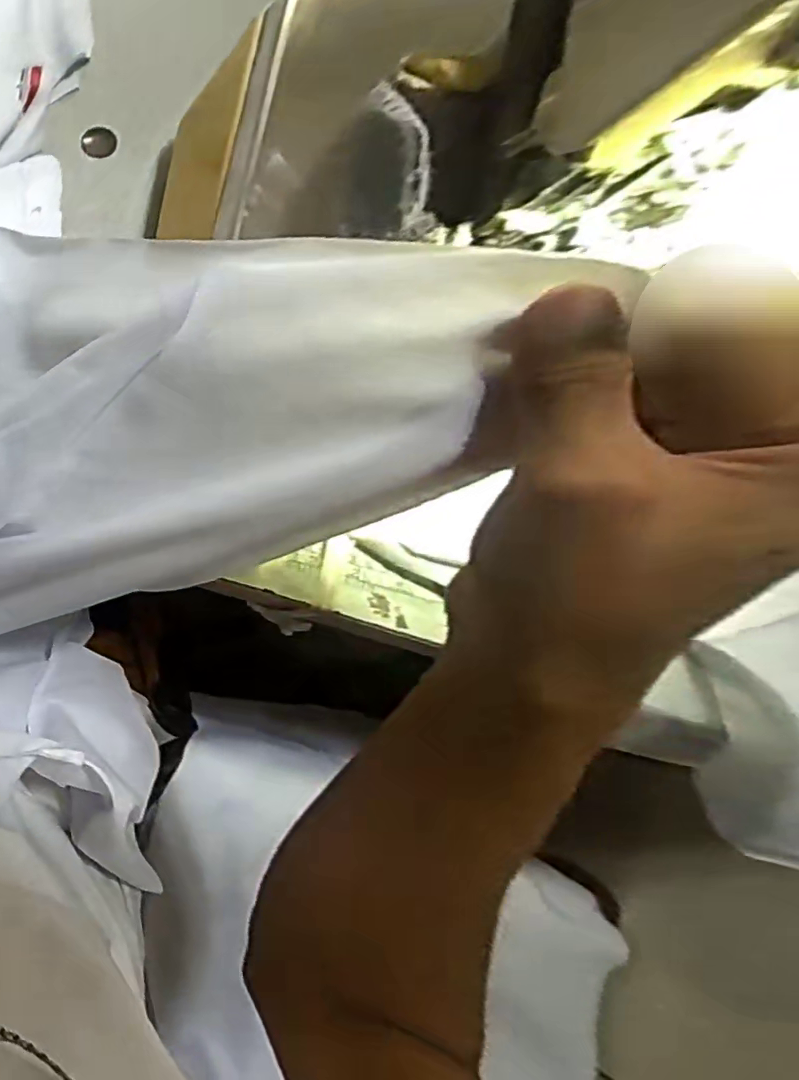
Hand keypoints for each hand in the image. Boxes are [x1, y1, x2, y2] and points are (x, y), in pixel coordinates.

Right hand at [447, 285, 798, 710]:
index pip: (753, 333)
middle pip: (704, 350)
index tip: (567, 315)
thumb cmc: (580, 581)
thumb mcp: (579, 477)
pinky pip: (608, 411)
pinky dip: (560, 399)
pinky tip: (516, 402)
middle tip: (529, 337)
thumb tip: (566, 295)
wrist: (531, 658)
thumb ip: (577, 385)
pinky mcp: (638, 474)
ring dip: (575, 370)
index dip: (659, 314)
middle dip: (612, 341)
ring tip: (514, 371)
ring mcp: (702, 460)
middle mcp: (770, 446)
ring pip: (646, 378)